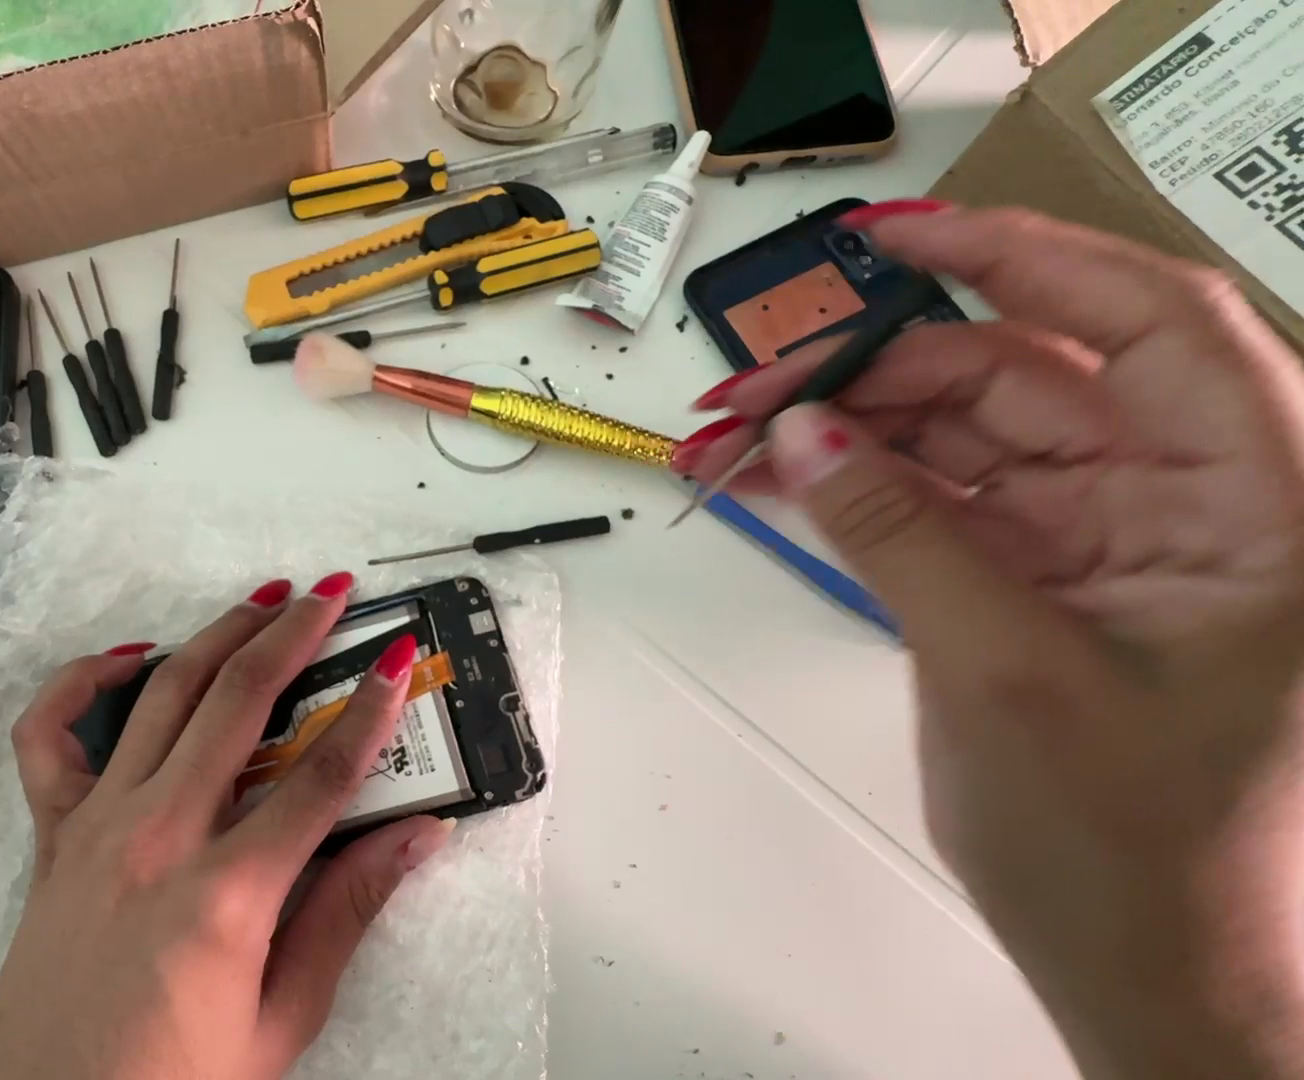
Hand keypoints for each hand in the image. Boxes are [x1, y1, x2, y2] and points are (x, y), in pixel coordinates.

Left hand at [0, 573, 454, 1079]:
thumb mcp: (279, 1021)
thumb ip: (346, 914)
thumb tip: (417, 836)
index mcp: (226, 894)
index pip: (321, 776)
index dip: (371, 712)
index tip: (399, 663)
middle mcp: (159, 836)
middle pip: (240, 701)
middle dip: (295, 635)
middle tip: (332, 593)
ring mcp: (97, 824)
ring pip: (164, 694)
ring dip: (218, 634)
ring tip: (263, 598)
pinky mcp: (53, 831)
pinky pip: (50, 733)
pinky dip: (84, 682)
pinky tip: (131, 658)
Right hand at [675, 202, 1303, 1078]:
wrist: (1145, 963)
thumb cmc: (1134, 844)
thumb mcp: (1004, 669)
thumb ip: (896, 533)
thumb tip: (800, 434)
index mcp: (1258, 501)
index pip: (1144, 322)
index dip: (1018, 255)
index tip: (894, 236)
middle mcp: (1179, 496)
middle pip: (1008, 378)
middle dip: (869, 374)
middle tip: (750, 393)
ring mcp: (1087, 535)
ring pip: (948, 436)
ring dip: (836, 432)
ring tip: (730, 441)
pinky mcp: (1018, 573)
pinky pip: (921, 498)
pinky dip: (842, 486)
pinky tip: (770, 480)